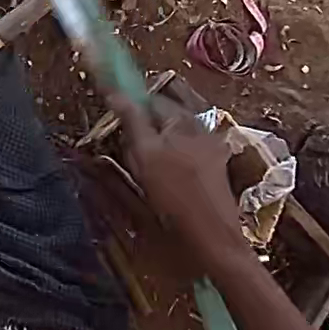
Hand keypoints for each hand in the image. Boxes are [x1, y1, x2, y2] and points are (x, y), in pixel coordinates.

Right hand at [118, 97, 246, 265]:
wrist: (212, 237)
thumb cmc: (174, 194)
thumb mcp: (145, 154)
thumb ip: (131, 119)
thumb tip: (115, 92)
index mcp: (185, 119)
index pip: (150, 100)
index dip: (130, 108)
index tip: (114, 124)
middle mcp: (202, 127)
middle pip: (162, 120)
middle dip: (143, 132)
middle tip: (131, 154)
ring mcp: (211, 149)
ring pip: (172, 139)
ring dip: (156, 150)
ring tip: (146, 173)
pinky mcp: (214, 170)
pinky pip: (184, 156)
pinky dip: (169, 163)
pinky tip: (163, 185)